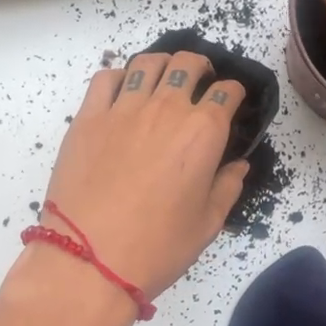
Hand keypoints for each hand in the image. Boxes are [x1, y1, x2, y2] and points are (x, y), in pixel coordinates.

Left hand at [36, 53, 248, 301]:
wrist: (89, 261)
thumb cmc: (158, 247)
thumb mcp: (208, 224)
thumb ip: (228, 187)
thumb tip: (238, 165)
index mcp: (204, 132)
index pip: (227, 92)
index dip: (233, 93)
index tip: (231, 101)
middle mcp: (166, 109)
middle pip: (188, 64)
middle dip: (200, 67)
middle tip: (200, 81)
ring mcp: (123, 109)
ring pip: (147, 63)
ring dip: (163, 64)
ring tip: (164, 77)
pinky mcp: (88, 118)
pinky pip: (106, 78)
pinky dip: (120, 75)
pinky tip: (124, 90)